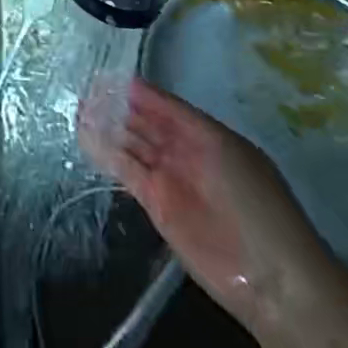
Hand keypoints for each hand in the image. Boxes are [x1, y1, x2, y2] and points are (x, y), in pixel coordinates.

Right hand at [77, 78, 338, 340]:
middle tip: (86, 89)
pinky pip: (126, 172)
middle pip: (146, 122)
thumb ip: (182, 122)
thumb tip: (146, 95)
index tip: (108, 75)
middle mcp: (185, 151)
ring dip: (107, 128)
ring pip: (132, 145)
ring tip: (79, 109)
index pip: (166, 105)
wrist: (268, 273)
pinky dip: (107, 155)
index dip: (139, 91)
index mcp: (207, 134)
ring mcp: (170, 178)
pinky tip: (86, 139)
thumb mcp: (223, 149)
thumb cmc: (253, 200)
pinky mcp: (156, 204)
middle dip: (118, 106)